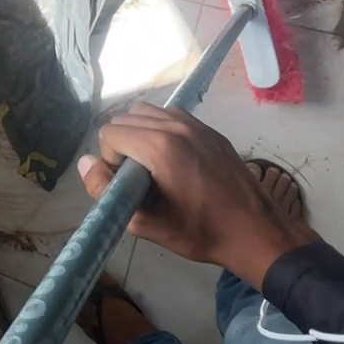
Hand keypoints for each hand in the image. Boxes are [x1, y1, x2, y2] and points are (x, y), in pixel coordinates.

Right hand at [79, 104, 317, 288]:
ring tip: (152, 165)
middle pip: (124, 118)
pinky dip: (160, 129)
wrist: (257, 232)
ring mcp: (195, 124)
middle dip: (121, 145)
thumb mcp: (145, 222)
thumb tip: (86, 163)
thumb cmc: (200, 232)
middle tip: (136, 177)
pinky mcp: (209, 129)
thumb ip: (106, 191)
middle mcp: (174, 126)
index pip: (109, 133)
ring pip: (146, 111)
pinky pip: (170, 115)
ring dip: (139, 133)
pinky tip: (172, 159)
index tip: (127, 185)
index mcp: (158, 147)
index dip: (109, 161)